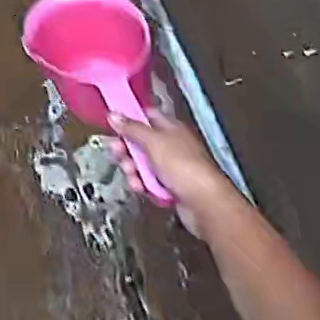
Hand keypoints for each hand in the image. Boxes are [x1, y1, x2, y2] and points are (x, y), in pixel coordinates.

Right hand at [109, 111, 242, 237]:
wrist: (206, 205)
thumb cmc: (182, 165)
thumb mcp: (153, 141)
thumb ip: (131, 127)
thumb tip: (112, 114)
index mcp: (170, 127)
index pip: (146, 115)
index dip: (129, 118)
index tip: (113, 124)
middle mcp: (171, 145)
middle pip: (140, 141)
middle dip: (126, 148)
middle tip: (117, 153)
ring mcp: (172, 167)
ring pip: (142, 163)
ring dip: (132, 169)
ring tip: (132, 175)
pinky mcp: (171, 188)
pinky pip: (149, 182)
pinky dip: (142, 184)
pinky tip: (140, 188)